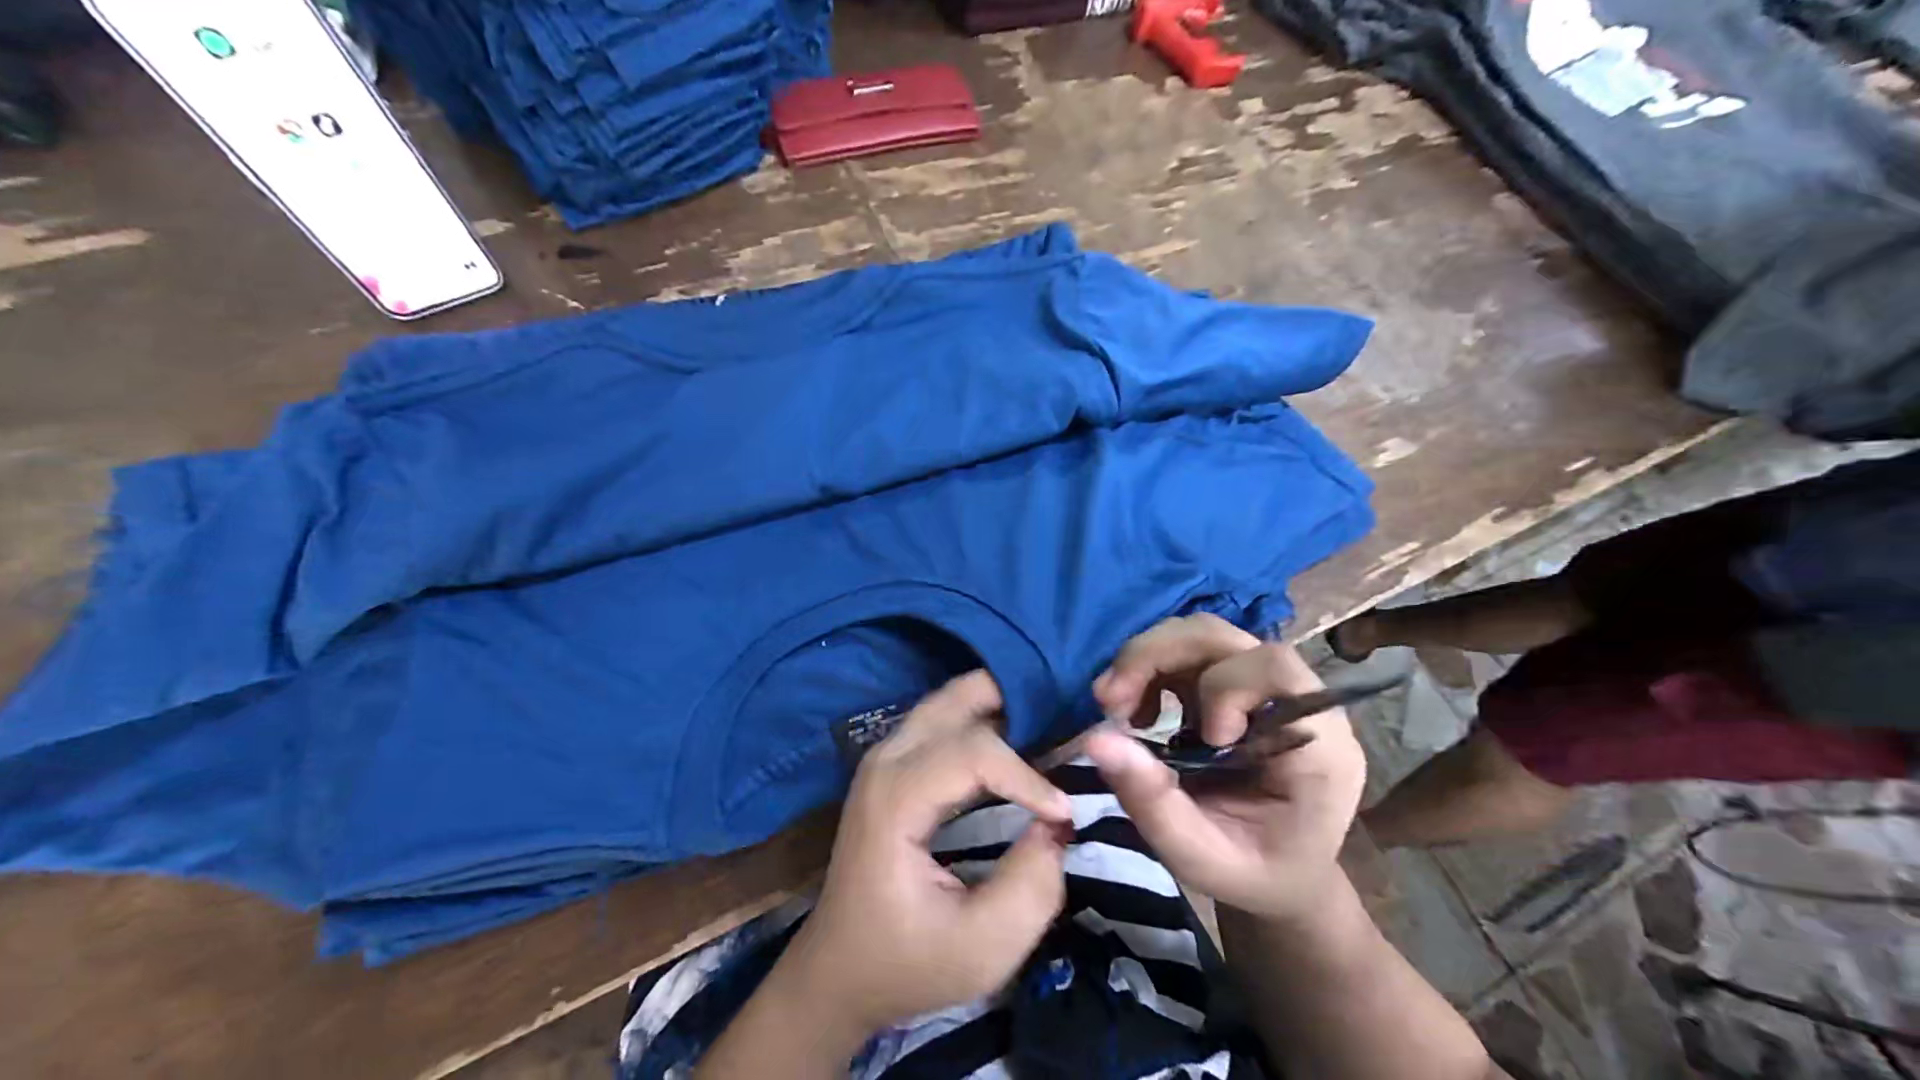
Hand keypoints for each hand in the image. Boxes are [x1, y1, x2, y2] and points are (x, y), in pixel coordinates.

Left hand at [776, 670, 1073, 1036]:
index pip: (974, 752)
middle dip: (1017, 700)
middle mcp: (886, 761)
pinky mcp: (894, 766)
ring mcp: (885, 757)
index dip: (1027, 777)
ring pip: (950, 701)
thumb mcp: (981, 950)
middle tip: (1069, 721)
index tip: (1063, 815)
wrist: (839, 971)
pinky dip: (986, 718)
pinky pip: (944, 720)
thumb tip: (1057, 825)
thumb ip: (1032, 886)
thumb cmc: (905, 964)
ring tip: (1054, 725)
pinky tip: (1021, 738)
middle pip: (958, 699)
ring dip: (1002, 703)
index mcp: (895, 800)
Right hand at [1085, 614, 1366, 921]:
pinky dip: (1148, 669)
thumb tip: (1096, 739)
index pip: (1277, 668)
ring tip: (1112, 704)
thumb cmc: (1253, 873)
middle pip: (1224, 637)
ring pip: (1199, 635)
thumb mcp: (1201, 858)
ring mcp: (1259, 687)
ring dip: (1146, 658)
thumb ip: (1154, 803)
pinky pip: (1185, 651)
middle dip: (1157, 655)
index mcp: (1317, 745)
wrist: (1279, 874)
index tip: (1202, 738)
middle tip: (1108, 701)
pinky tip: (1134, 711)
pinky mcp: (1230, 685)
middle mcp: (1293, 701)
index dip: (1228, 686)